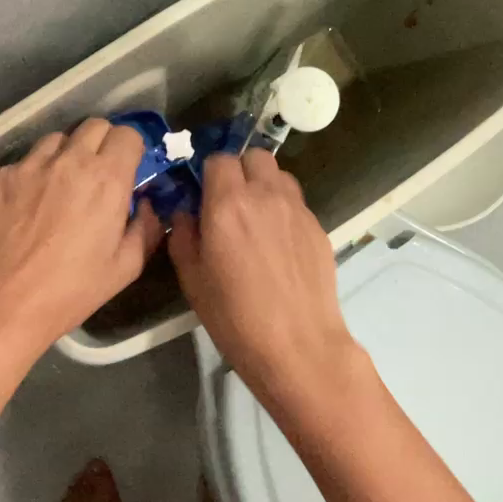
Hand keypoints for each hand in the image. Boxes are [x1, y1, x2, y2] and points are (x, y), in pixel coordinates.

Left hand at [0, 118, 161, 348]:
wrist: (3, 304)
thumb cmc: (71, 290)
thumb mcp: (125, 268)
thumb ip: (146, 229)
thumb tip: (147, 206)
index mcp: (106, 179)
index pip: (127, 134)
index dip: (131, 149)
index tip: (128, 168)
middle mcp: (68, 161)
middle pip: (93, 126)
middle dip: (102, 144)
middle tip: (98, 174)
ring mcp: (28, 167)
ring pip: (55, 140)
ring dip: (65, 156)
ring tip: (60, 187)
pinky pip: (22, 164)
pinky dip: (31, 177)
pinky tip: (26, 208)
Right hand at [168, 149, 361, 409]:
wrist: (298, 344)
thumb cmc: (235, 317)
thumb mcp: (193, 280)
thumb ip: (183, 236)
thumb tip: (186, 213)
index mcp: (227, 204)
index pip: (218, 160)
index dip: (209, 175)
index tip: (204, 197)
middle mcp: (265, 195)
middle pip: (254, 156)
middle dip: (239, 171)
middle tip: (230, 203)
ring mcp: (297, 209)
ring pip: (279, 175)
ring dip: (264, 186)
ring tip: (257, 219)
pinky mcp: (318, 227)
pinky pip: (297, 202)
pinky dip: (284, 210)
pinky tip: (279, 244)